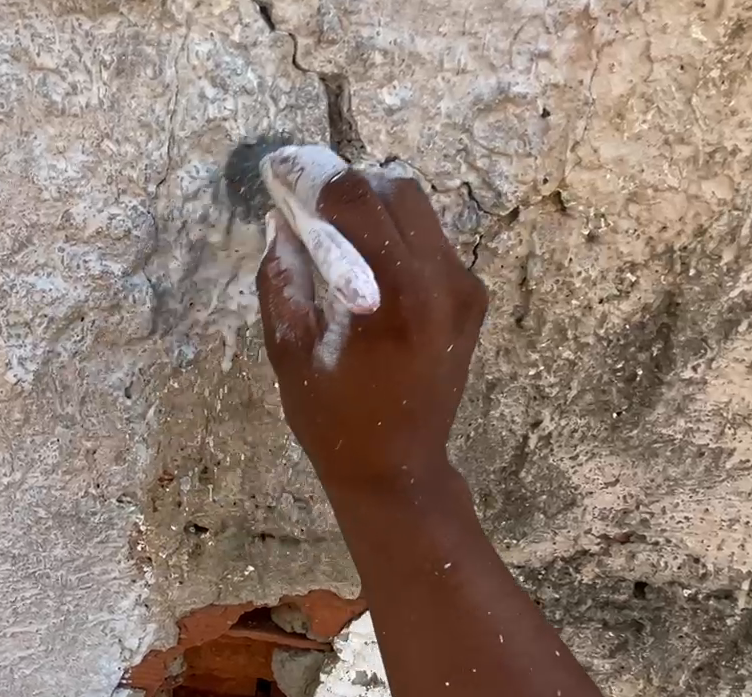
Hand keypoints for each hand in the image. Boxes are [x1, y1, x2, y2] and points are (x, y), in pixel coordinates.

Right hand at [255, 171, 487, 496]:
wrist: (396, 469)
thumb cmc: (333, 423)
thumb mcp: (289, 359)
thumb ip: (280, 285)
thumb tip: (279, 225)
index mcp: (393, 299)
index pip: (358, 202)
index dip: (315, 177)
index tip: (284, 172)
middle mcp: (442, 282)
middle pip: (397, 189)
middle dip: (346, 185)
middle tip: (306, 202)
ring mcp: (465, 289)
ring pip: (419, 210)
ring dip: (372, 207)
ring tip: (333, 233)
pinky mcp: (472, 299)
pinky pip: (431, 241)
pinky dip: (394, 235)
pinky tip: (366, 266)